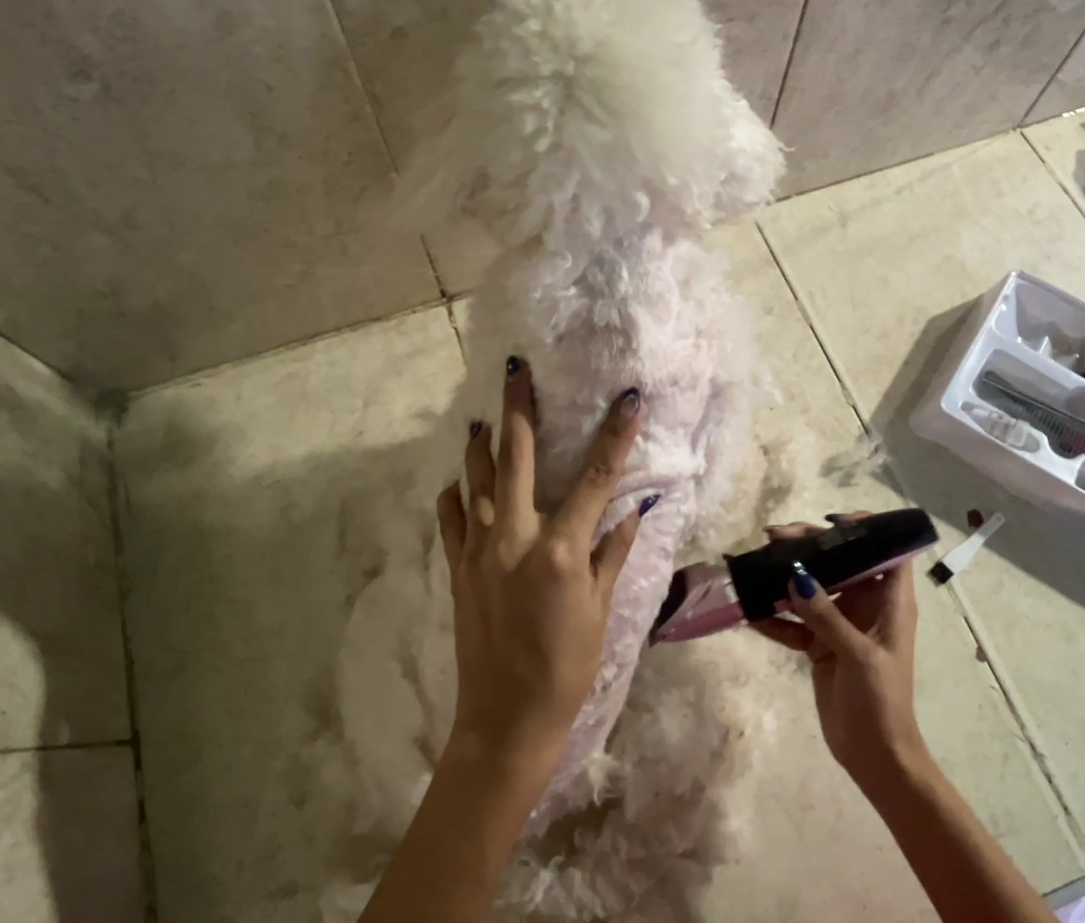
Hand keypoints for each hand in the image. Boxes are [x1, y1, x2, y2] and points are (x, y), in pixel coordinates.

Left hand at [435, 358, 649, 763]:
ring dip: (482, 442)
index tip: (627, 398)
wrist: (506, 717)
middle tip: (515, 368)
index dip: (614, 435)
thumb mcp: (600, 610)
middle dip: (519, 407)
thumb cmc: (566, 667)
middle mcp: (513, 536)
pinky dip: (456, 492)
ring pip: (474, 477)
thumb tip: (633, 508)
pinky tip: (461, 480)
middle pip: (516, 456)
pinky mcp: (456, 566)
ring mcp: (477, 549)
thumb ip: (612, 552)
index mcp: (558, 548)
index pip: (594, 478)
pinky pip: (451, 515)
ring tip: (484, 416)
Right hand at [751, 515, 929, 794]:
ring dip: (784, 578)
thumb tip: (795, 576)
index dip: (868, 529)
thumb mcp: (858, 655)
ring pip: (810, 589)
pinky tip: (749, 610)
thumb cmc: (881, 701)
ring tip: (755, 564)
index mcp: (890, 603)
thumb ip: (826, 616)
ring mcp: (840, 626)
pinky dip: (773, 617)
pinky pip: (793, 622)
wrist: (875, 755)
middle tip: (774, 537)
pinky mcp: (819, 646)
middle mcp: (865, 607)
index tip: (832, 519)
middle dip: (809, 547)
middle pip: (839, 563)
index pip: (888, 551)